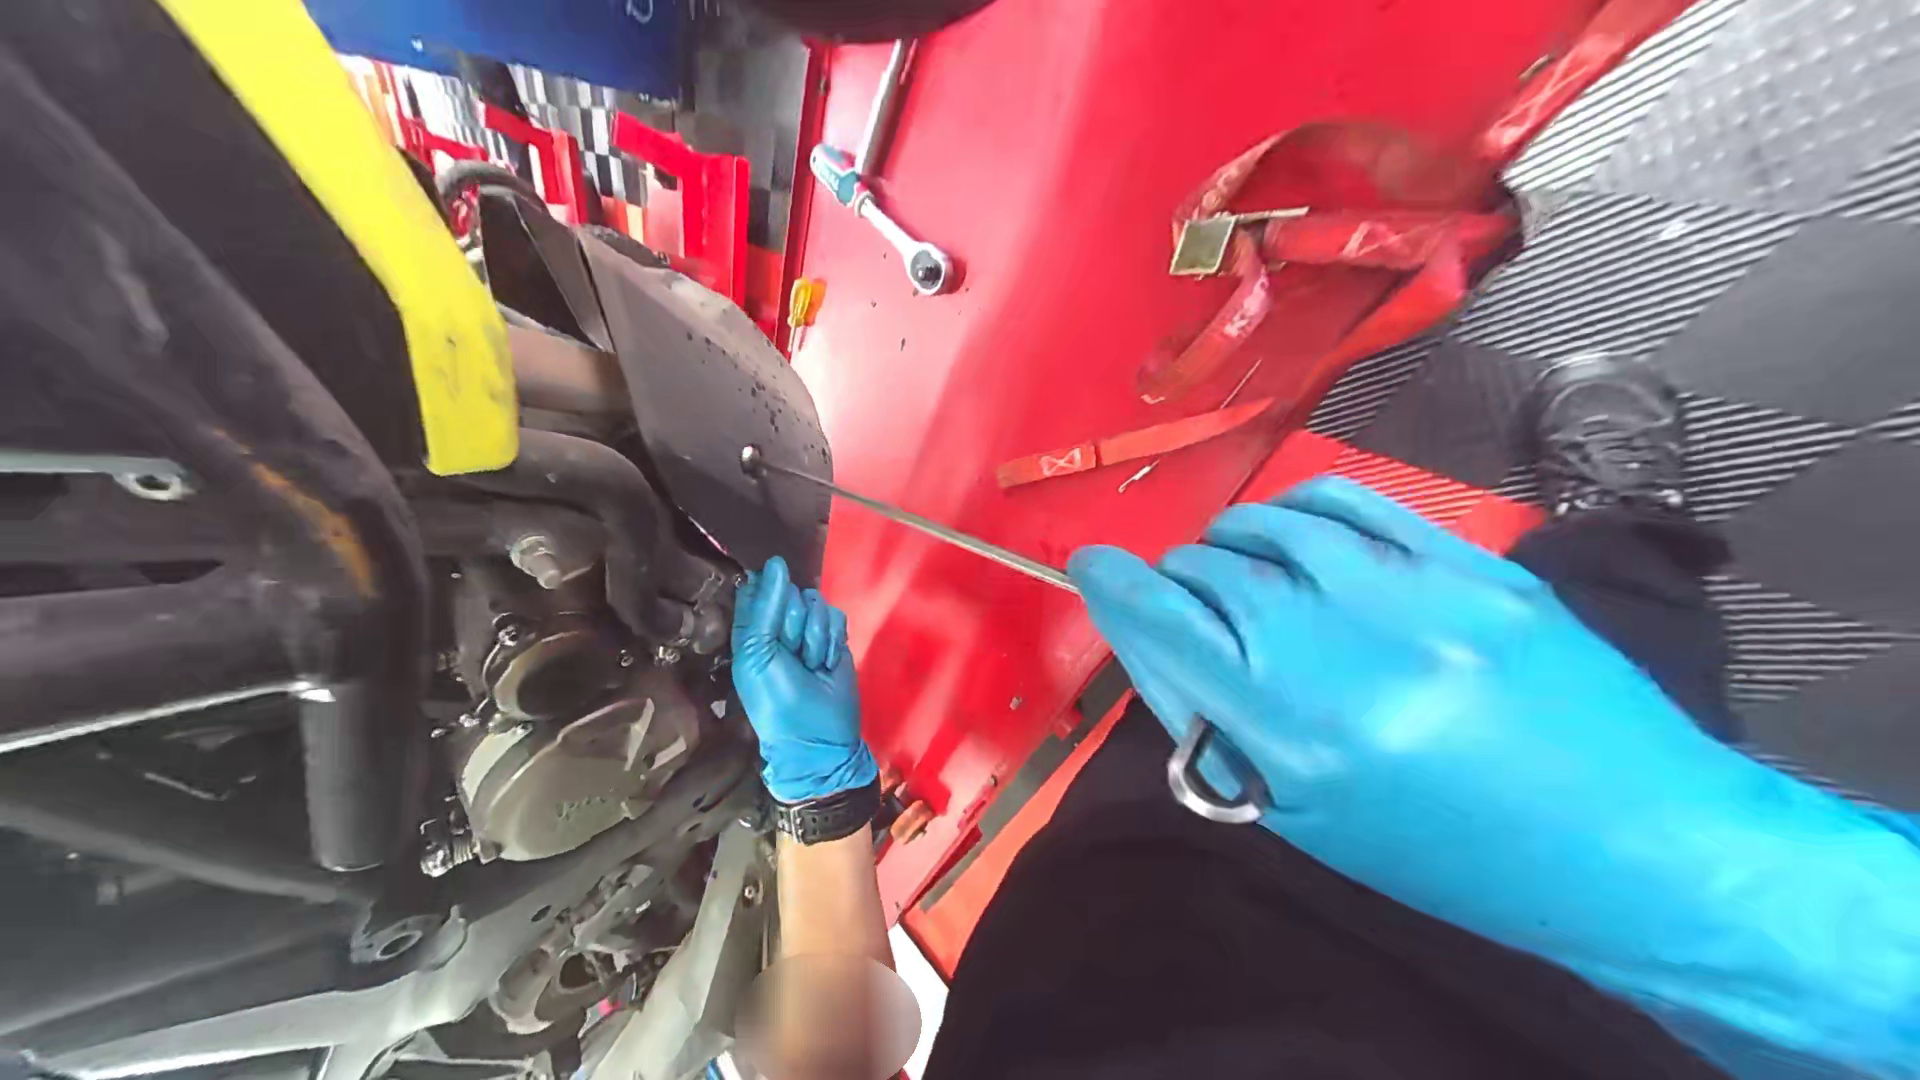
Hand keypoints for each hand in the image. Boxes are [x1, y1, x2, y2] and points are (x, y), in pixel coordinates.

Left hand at [731, 556, 876, 803]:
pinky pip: (837, 616)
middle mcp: (779, 625)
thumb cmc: (777, 700)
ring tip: (813, 665)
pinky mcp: (835, 637)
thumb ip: (764, 609)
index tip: (775, 628)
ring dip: (816, 637)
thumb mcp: (758, 656)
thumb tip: (774, 563)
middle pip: (791, 593)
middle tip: (794, 655)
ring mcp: (809, 630)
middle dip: (795, 625)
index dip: (770, 601)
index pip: (759, 590)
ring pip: (816, 603)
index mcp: (751, 630)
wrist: (820, 736)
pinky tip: (828, 662)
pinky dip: (833, 640)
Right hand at [1068, 476, 1919, 1076]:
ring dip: (1230, 543)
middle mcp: (1340, 650)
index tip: (1093, 565)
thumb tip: (1142, 631)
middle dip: (1176, 578)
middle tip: (1191, 601)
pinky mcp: (1468, 565)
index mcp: (1288, 729)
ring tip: (1244, 571)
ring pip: (1265, 526)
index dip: (1112, 583)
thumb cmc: (1432, 847)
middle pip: (1208, 569)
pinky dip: (1294, 509)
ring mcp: (1412, 596)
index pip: (1163, 622)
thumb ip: (1200, 709)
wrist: (1630, 845)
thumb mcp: (1290, 805)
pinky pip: (1346, 500)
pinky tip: (1291, 533)